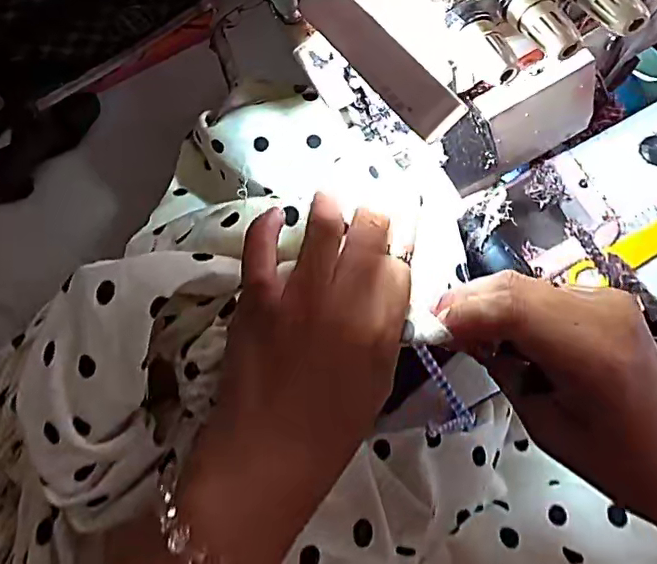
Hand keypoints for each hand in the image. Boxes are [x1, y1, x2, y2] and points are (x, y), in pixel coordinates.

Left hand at [178, 193, 410, 563]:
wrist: (264, 458)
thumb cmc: (329, 426)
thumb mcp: (378, 379)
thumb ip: (388, 326)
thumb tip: (389, 280)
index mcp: (380, 329)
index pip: (399, 265)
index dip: (398, 247)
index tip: (392, 239)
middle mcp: (346, 304)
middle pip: (371, 233)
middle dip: (374, 215)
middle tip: (367, 212)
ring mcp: (299, 297)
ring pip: (324, 226)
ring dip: (330, 205)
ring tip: (329, 198)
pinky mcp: (258, 297)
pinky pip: (262, 246)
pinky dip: (268, 223)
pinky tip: (276, 214)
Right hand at [434, 272, 656, 518]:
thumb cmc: (618, 456)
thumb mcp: (544, 421)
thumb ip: (502, 367)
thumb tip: (464, 334)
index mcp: (593, 350)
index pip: (514, 307)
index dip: (467, 309)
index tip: (435, 322)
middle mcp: (603, 310)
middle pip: (517, 286)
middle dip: (472, 299)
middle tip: (440, 320)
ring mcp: (607, 297)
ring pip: (528, 284)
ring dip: (492, 300)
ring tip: (468, 327)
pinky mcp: (605, 294)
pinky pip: (546, 290)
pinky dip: (517, 304)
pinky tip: (504, 327)